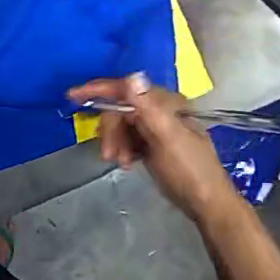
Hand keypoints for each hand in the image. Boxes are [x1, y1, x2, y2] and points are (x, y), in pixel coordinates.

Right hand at [67, 73, 242, 223]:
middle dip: (111, 130)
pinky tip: (128, 163)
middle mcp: (163, 110)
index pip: (128, 89)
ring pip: (123, 125)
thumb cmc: (190, 171)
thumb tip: (132, 76)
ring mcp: (159, 128)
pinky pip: (130, 138)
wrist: (207, 203)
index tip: (72, 96)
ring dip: (117, 142)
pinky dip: (124, 149)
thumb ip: (148, 108)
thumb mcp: (167, 139)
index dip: (100, 90)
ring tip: (123, 163)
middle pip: (122, 109)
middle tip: (109, 155)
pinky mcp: (155, 145)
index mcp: (168, 103)